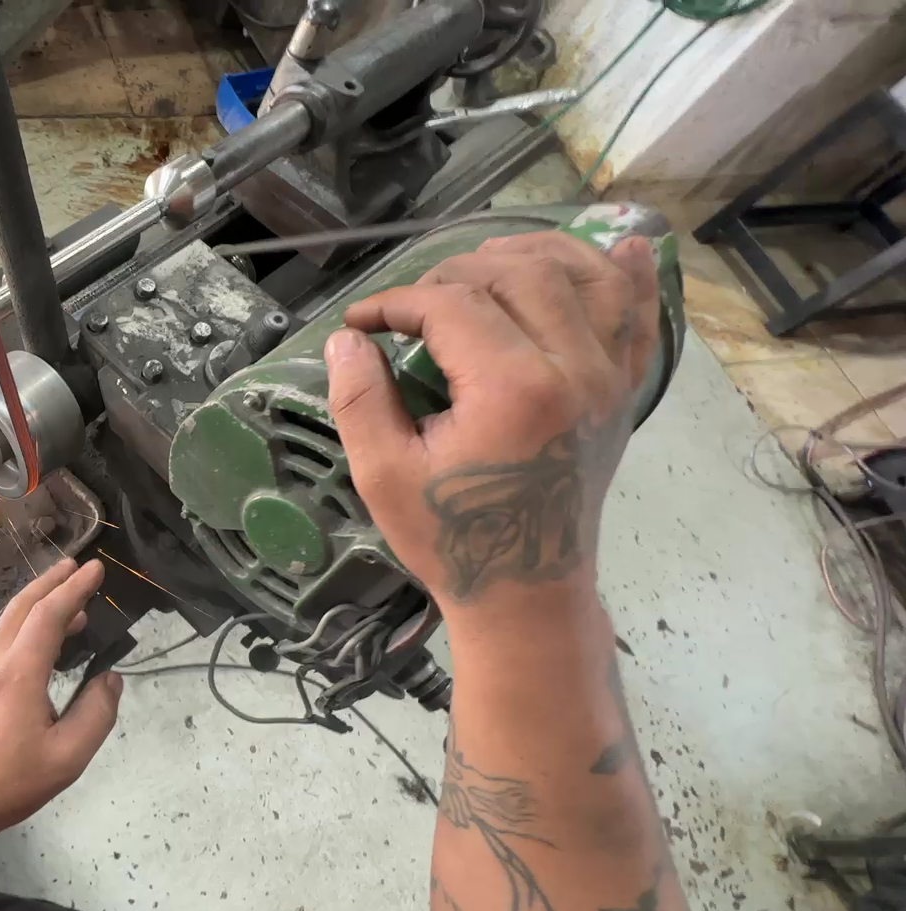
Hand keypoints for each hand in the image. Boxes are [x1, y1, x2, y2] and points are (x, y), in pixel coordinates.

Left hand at [0, 558, 122, 856]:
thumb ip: (96, 714)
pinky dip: (25, 628)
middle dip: (51, 582)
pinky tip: (43, 645)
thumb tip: (110, 679)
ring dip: (38, 605)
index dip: (74, 588)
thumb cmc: (9, 782)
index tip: (96, 569)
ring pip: (8, 623)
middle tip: (78, 568)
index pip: (49, 614)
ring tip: (71, 608)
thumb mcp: (67, 757)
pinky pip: (1, 641)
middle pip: (22, 607)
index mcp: (18, 673)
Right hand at [322, 231, 659, 616]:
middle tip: (407, 304)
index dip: (396, 302)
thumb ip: (359, 399)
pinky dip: (625, 274)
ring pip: (584, 275)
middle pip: (519, 275)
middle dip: (451, 274)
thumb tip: (346, 339)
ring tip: (481, 260)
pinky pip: (639, 313)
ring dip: (530, 254)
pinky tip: (611, 249)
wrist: (522, 585)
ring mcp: (608, 375)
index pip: (452, 305)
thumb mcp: (380, 472)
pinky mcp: (623, 390)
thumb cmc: (444, 532)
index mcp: (509, 387)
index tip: (358, 321)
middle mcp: (572, 366)